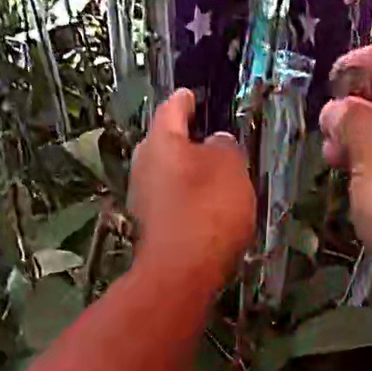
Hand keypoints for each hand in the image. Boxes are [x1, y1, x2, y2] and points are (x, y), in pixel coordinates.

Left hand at [128, 89, 254, 278]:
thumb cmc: (207, 210)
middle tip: (207, 138)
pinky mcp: (148, 232)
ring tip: (213, 176)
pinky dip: (184, 203)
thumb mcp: (230, 166)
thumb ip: (224, 147)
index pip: (172, 108)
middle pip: (164, 145)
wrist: (180, 275)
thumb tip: (214, 144)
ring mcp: (141, 203)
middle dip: (184, 141)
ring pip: (166, 178)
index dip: (186, 100)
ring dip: (185, 175)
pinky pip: (169, 206)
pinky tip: (204, 210)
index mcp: (159, 141)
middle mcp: (142, 168)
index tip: (193, 96)